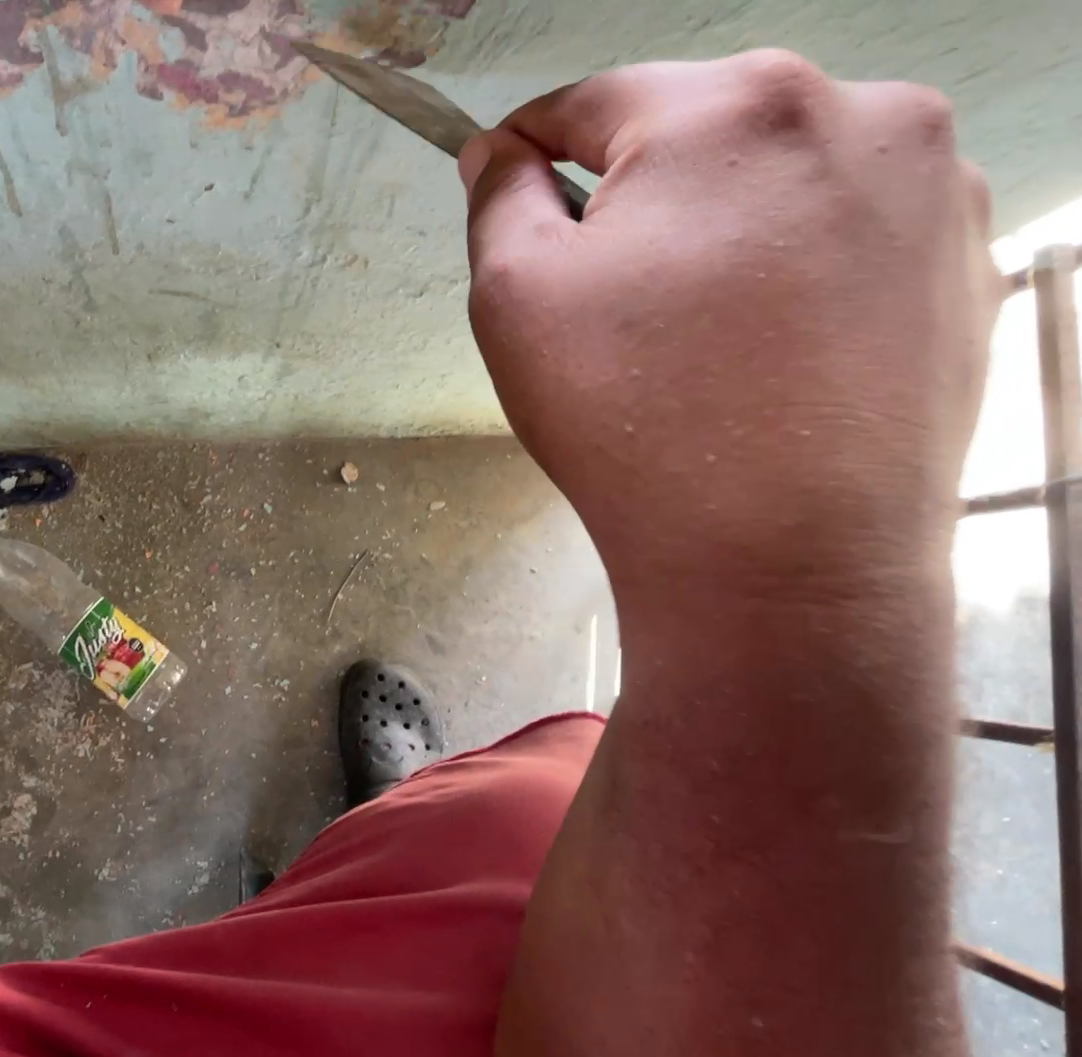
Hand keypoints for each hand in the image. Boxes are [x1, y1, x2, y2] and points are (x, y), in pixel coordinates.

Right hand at [459, 50, 1001, 605]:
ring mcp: (931, 182)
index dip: (526, 147)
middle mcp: (857, 109)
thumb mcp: (511, 296)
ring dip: (708, 226)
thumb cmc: (625, 414)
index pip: (593, 99)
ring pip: (770, 178)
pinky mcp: (965, 258)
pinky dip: (781, 265)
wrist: (781, 555)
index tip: (501, 194)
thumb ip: (496, 199)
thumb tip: (499, 153)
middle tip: (593, 296)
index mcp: (727, 108)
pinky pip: (838, 228)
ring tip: (681, 331)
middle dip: (626, 196)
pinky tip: (753, 347)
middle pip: (690, 131)